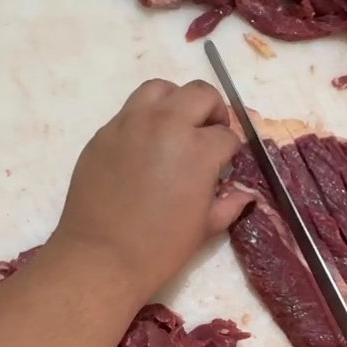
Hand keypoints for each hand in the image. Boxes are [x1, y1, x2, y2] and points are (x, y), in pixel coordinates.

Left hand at [52, 80, 254, 298]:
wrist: (101, 257)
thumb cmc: (159, 249)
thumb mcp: (204, 228)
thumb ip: (228, 204)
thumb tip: (246, 194)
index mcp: (198, 149)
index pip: (226, 135)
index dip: (231, 151)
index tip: (226, 164)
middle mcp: (166, 125)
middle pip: (200, 94)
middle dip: (213, 112)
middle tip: (210, 135)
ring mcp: (130, 125)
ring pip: (160, 90)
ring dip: (176, 103)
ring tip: (176, 127)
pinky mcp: (103, 134)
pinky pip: (129, 112)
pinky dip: (144, 120)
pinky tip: (144, 147)